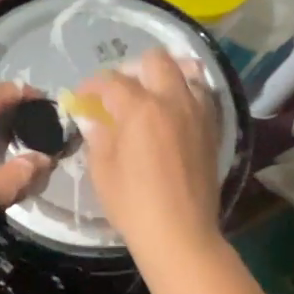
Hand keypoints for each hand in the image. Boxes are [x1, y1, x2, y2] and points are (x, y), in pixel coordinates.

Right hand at [74, 47, 222, 253]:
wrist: (179, 232)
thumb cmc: (133, 205)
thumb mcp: (103, 172)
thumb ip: (98, 138)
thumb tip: (94, 120)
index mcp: (140, 109)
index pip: (112, 82)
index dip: (92, 86)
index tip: (81, 98)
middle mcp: (173, 100)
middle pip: (156, 61)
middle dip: (132, 69)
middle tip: (119, 92)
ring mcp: (198, 112)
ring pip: (186, 72)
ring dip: (165, 77)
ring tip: (151, 96)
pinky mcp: (212, 129)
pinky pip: (201, 95)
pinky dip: (185, 94)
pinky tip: (173, 114)